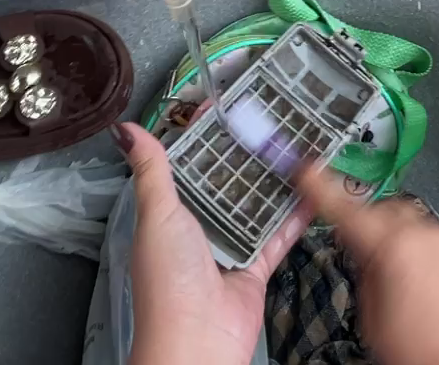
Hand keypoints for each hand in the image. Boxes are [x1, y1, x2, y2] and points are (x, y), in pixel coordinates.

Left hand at [115, 122, 312, 364]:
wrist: (196, 345)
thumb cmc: (170, 277)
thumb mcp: (158, 215)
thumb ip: (151, 169)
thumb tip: (123, 127)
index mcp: (172, 210)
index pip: (192, 160)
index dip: (208, 131)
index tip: (232, 99)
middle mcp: (202, 223)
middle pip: (228, 177)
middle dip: (248, 150)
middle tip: (276, 115)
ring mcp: (231, 243)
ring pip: (257, 200)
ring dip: (276, 176)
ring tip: (300, 141)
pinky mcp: (258, 264)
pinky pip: (280, 232)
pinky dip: (297, 212)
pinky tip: (315, 186)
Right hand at [296, 168, 438, 364]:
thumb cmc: (423, 359)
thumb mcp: (373, 323)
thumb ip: (366, 276)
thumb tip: (366, 257)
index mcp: (394, 250)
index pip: (347, 211)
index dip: (322, 188)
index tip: (307, 169)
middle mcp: (428, 236)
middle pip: (387, 213)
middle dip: (371, 227)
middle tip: (363, 255)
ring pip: (419, 228)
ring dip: (404, 245)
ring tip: (405, 288)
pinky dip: (433, 261)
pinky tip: (434, 294)